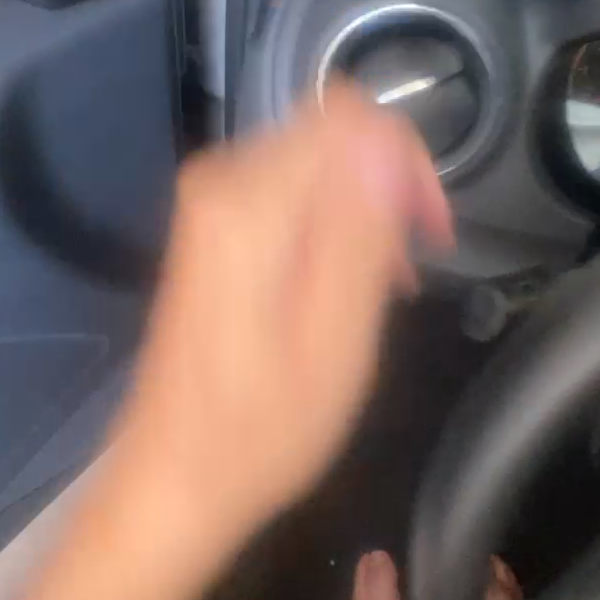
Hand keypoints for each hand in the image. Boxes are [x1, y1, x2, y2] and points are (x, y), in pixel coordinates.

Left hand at [108, 88, 453, 573]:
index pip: (348, 116)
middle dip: (386, 191)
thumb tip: (385, 142)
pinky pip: (294, 193)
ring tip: (382, 289)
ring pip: (320, 164)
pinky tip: (346, 285)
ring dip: (365, 214)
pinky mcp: (213, 228)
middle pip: (333, 135)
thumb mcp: (335, 338)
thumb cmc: (261, 430)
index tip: (427, 228)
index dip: (404, 159)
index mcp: (252, 204)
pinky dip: (334, 227)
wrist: (172, 483)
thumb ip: (360, 230)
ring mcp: (212, 204)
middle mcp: (222, 183)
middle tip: (405, 273)